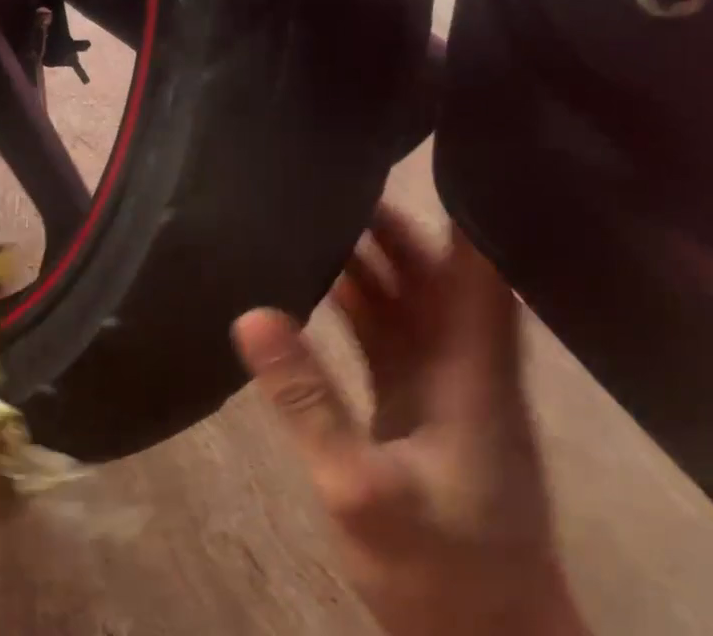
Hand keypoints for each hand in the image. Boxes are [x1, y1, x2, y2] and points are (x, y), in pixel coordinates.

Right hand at [233, 205, 590, 635]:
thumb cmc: (436, 565)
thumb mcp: (358, 484)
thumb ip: (306, 398)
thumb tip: (252, 314)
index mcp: (474, 380)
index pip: (482, 283)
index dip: (464, 225)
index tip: (428, 169)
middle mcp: (466, 376)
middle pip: (444, 286)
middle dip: (401, 233)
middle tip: (339, 182)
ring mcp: (443, 398)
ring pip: (413, 311)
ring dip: (376, 268)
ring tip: (318, 219)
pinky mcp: (418, 418)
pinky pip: (388, 344)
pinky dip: (358, 309)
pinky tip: (316, 291)